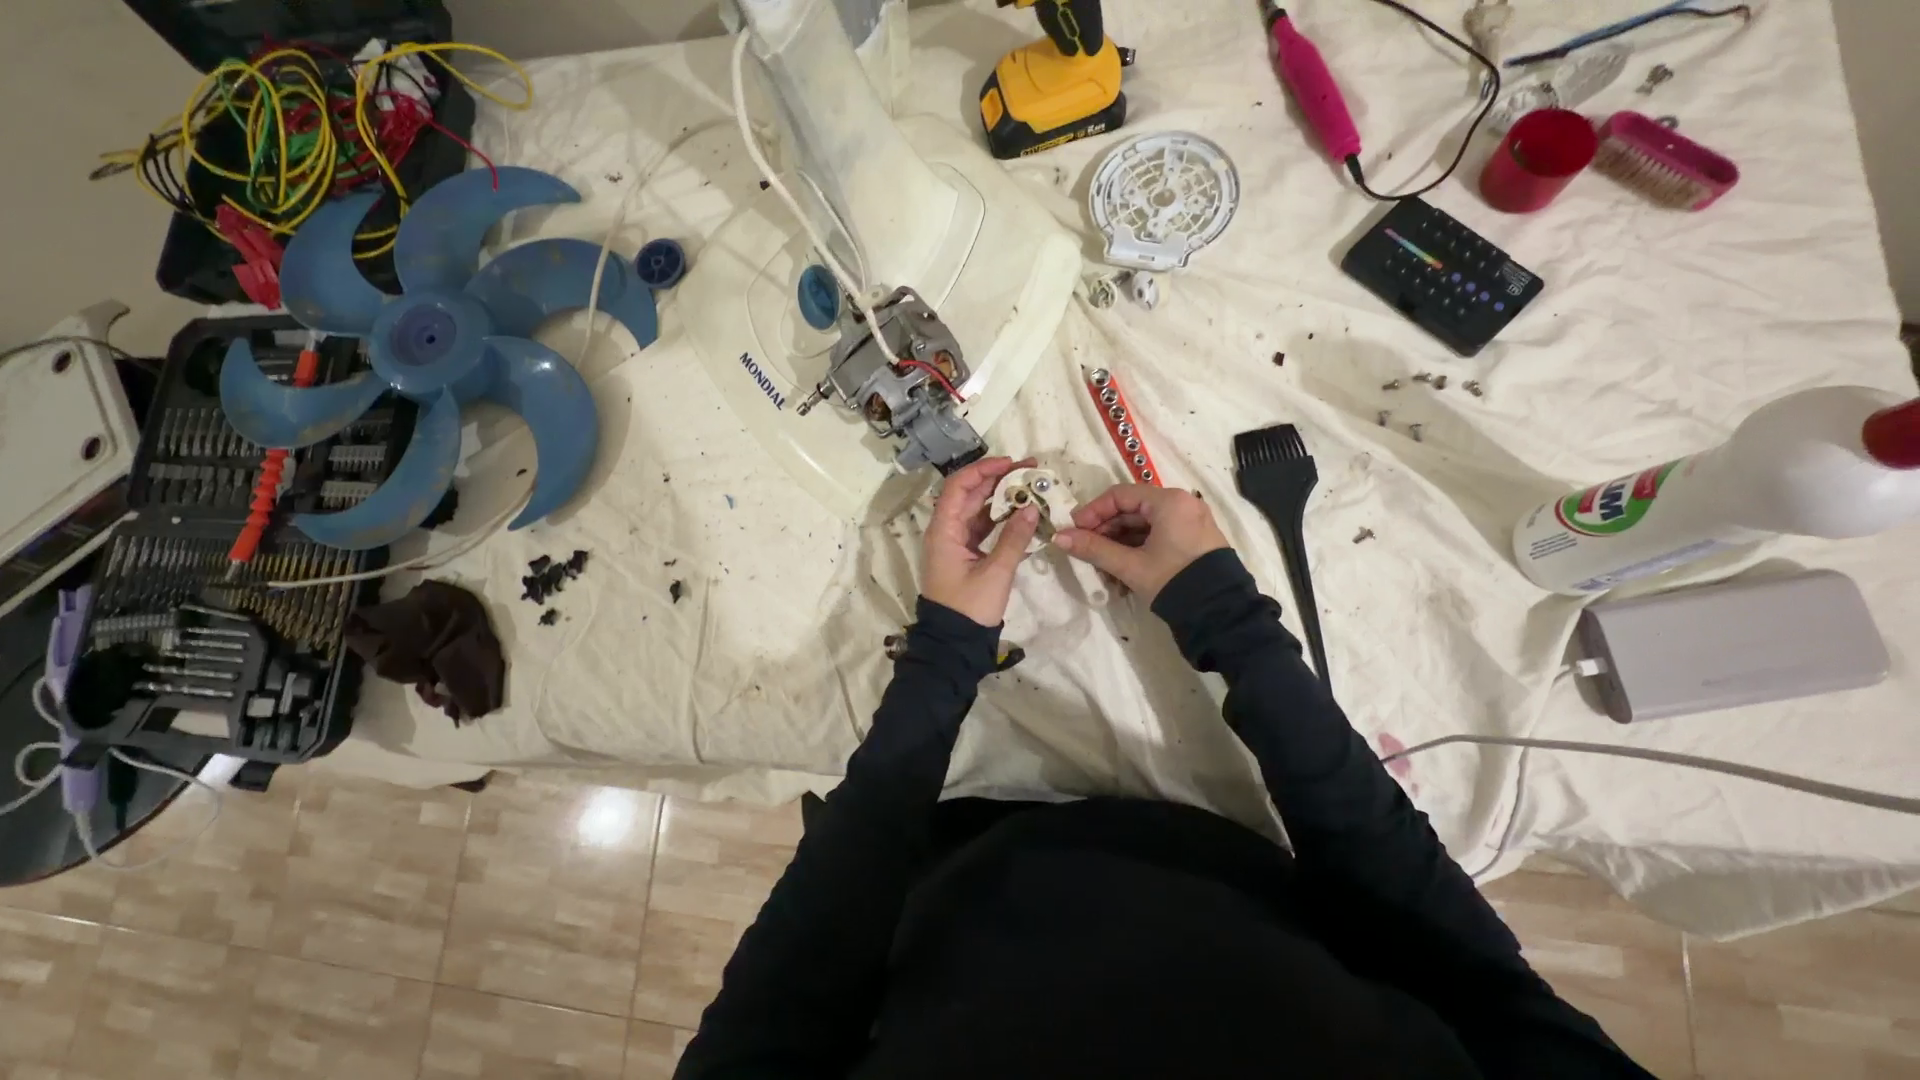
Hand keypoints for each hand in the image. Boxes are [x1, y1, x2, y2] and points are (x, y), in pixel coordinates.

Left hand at [921, 457, 1041, 627]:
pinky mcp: (965, 556)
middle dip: (998, 480)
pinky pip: (982, 529)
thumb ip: (1014, 538)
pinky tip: (1023, 515)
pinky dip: (1000, 520)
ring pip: (977, 511)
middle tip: (1030, 472)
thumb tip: (1031, 508)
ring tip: (1030, 489)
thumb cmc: (969, 607)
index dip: (983, 470)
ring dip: (1001, 498)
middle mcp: (946, 531)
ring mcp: (955, 543)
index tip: (1011, 464)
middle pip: (969, 494)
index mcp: (944, 530)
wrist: (954, 643)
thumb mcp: (995, 573)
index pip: (959, 486)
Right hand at [1053, 485, 1230, 603]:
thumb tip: (1059, 537)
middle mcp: (1182, 505)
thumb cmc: (1173, 580)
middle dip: (1105, 531)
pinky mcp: (1193, 540)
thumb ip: (1094, 549)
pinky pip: (1158, 537)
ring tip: (1101, 567)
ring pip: (1143, 526)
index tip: (1074, 530)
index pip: (1120, 495)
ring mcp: (1190, 522)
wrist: (1219, 613)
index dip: (1093, 511)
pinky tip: (1121, 572)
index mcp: (1169, 501)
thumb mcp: (1130, 565)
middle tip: (1084, 550)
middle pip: (1131, 510)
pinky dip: (1137, 550)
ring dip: (1119, 544)